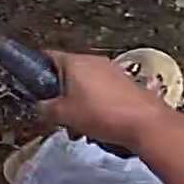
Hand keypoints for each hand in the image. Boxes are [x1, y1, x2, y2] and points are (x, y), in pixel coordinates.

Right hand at [38, 51, 181, 148]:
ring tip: (81, 124)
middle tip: (59, 112)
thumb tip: (41, 107)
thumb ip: (44, 108)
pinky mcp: (130, 85)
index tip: (34, 87)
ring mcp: (114, 71)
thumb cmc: (101, 114)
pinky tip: (101, 124)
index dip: (36, 70)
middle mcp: (94, 61)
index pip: (47, 56)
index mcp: (74, 61)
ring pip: (87, 84)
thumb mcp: (62, 115)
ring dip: (80, 101)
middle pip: (68, 73)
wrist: (149, 127)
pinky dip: (98, 104)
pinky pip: (105, 91)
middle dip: (61, 93)